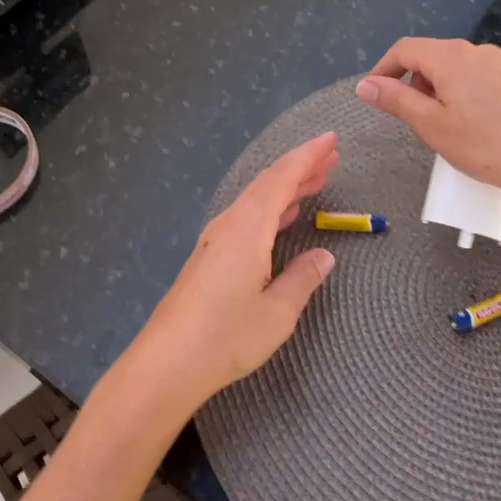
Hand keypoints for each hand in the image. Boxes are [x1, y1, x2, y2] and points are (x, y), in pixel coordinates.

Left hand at [122, 133, 339, 410]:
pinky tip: (283, 217)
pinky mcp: (209, 257)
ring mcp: (216, 240)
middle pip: (267, 184)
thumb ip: (302, 279)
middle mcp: (229, 225)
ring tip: (317, 180)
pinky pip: (247, 217)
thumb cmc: (225, 336)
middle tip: (332, 157)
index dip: (308, 156)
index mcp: (247, 229)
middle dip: (300, 167)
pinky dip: (271, 208)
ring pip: (256, 200)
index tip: (331, 138)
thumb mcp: (277, 312)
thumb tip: (323, 257)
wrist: (167, 362)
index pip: (281, 179)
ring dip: (286, 187)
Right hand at [355, 37, 500, 198]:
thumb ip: (396, 100)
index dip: (382, 70)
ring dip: (438, 93)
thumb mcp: (432, 126)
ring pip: (455, 71)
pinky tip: (475, 131)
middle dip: (412, 84)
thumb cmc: (488, 147)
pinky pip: (478, 81)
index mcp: (452, 57)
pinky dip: (462, 97)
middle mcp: (477, 52)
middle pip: (431, 57)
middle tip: (412, 122)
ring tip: (444, 131)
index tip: (373, 96)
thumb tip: (366, 85)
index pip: (404, 49)